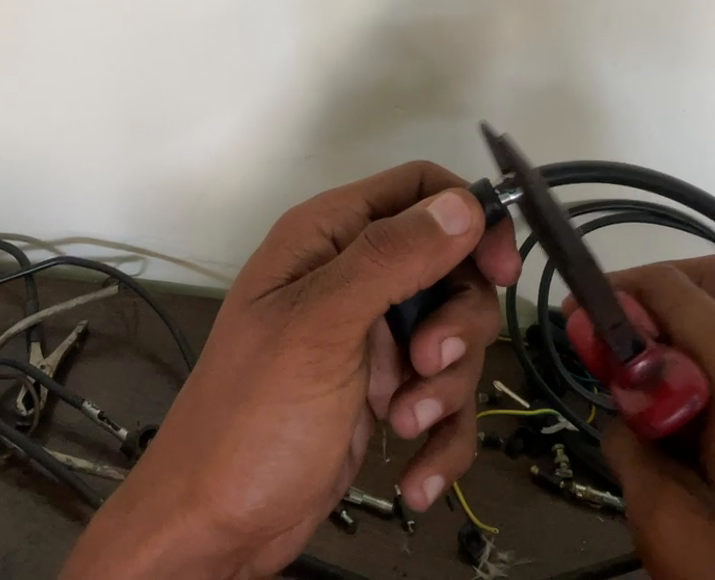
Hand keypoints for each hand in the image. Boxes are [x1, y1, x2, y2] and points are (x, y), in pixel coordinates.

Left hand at [60, 162, 521, 578]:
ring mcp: (371, 334)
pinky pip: (442, 395)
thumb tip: (462, 204)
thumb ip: (391, 257)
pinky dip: (441, 436)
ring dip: (445, 388)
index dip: (469, 216)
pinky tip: (417, 476)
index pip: (418, 189)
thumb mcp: (321, 324)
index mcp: (328, 236)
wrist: (216, 525)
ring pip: (454, 336)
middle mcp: (353, 276)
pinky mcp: (384, 390)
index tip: (499, 270)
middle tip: (430, 365)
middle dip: (457, 323)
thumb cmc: (254, 414)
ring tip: (404, 421)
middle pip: (450, 267)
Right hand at [564, 256, 714, 579]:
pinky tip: (704, 402)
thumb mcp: (676, 533)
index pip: (670, 288)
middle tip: (618, 334)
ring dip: (695, 313)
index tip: (575, 323)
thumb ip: (632, 456)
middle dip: (658, 288)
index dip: (612, 292)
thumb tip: (623, 413)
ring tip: (658, 365)